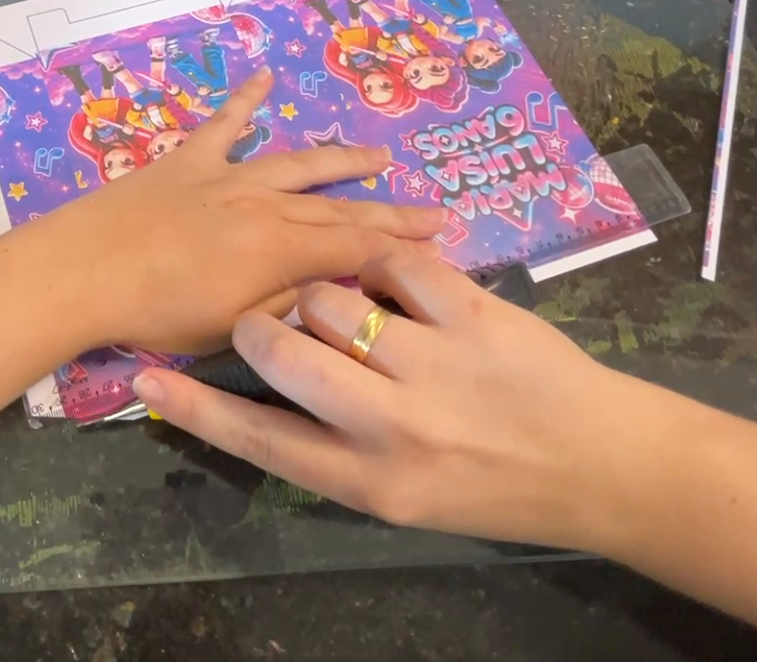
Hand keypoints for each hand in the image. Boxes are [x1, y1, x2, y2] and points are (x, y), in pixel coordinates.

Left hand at [6, 68, 445, 354]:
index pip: (356, 248)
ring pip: (297, 164)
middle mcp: (264, 204)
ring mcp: (226, 176)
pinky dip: (243, 101)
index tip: (440, 244)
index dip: (400, 250)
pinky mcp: (187, 161)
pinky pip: (222, 125)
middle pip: (338, 207)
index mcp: (279, 249)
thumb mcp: (233, 326)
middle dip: (389, 212)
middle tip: (435, 210)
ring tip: (379, 154)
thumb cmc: (156, 313)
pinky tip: (264, 79)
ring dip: (340, 160)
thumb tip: (331, 288)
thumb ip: (287, 303)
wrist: (83, 272)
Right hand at [132, 248, 685, 552]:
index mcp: (368, 481)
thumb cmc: (493, 488)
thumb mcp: (400, 493)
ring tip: (355, 308)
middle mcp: (394, 427)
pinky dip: (381, 263)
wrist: (610, 470)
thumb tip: (263, 375)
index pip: (259, 441)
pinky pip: (392, 263)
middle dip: (261, 324)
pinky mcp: (475, 315)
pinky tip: (399, 284)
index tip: (146, 383)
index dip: (195, 410)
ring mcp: (437, 367)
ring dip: (324, 294)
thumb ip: (326, 441)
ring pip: (327, 296)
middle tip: (275, 322)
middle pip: (279, 347)